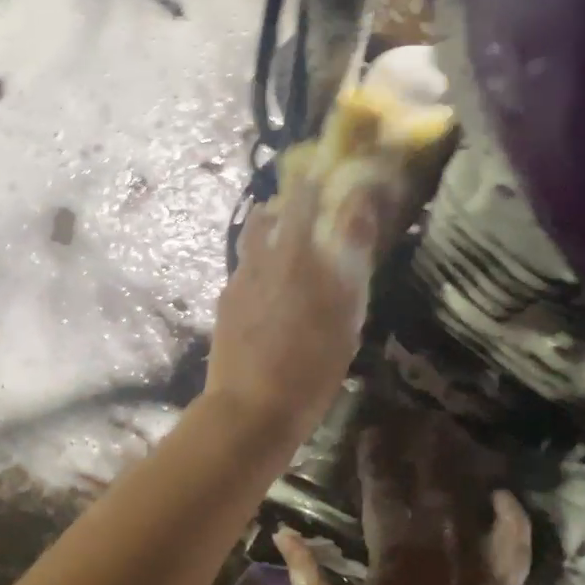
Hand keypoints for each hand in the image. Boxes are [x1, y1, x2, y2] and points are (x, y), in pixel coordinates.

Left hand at [204, 177, 378, 439]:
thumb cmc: (311, 368)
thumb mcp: (346, 316)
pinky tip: (266, 282)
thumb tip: (359, 210)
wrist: (251, 408)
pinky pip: (242, 270)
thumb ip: (352, 259)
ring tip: (282, 238)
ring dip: (266, 231)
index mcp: (295, 256)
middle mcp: (261, 260)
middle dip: (286, 205)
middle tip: (303, 206)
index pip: (304, 201)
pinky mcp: (224, 306)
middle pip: (268, 217)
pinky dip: (256, 264)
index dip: (315, 184)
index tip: (327, 176)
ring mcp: (237, 282)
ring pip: (250, 242)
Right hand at [276, 406, 530, 584]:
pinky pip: (513, 544)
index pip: (381, 489)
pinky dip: (511, 519)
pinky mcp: (499, 584)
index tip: (372, 429)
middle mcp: (436, 546)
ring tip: (454, 436)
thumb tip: (282, 531)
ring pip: (468, 502)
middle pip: (430, 482)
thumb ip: (306, 572)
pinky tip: (503, 496)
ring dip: (460, 467)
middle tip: (420, 415)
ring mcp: (473, 564)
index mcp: (392, 551)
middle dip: (423, 446)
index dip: (375, 456)